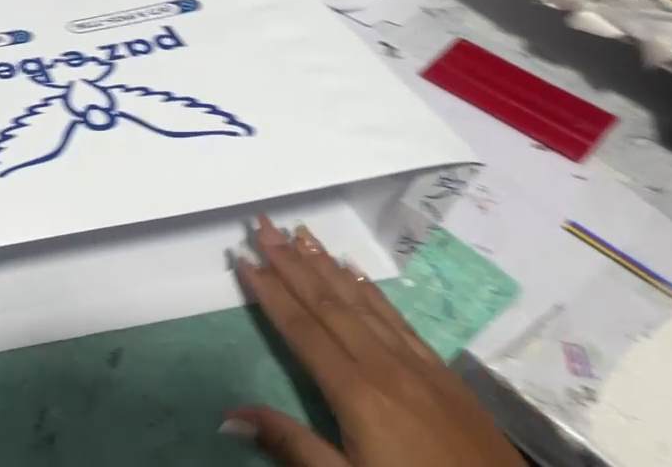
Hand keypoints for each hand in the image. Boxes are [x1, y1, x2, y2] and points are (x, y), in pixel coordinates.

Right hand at [226, 215, 525, 466]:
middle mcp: (383, 365)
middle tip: (263, 226)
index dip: (270, 292)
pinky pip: (396, 317)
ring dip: (325, 264)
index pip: (302, 329)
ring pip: (360, 301)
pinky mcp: (442, 371)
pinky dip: (369, 288)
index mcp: (356, 393)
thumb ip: (293, 444)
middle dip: (291, 262)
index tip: (243, 259)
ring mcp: (417, 364)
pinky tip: (354, 269)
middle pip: (328, 303)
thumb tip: (229, 413)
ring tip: (298, 232)